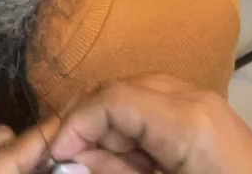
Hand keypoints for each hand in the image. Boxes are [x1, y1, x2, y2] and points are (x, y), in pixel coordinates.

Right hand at [47, 76, 251, 173]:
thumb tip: (71, 161)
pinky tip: (112, 158)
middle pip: (119, 90)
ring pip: (131, 97)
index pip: (112, 99)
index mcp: (186, 120)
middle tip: (50, 156)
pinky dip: (126, 132)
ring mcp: (200, 103)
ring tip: (77, 160)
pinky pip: (152, 111)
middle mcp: (191, 97)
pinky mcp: (204, 117)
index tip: (47, 156)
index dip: (72, 124)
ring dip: (101, 127)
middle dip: (81, 122)